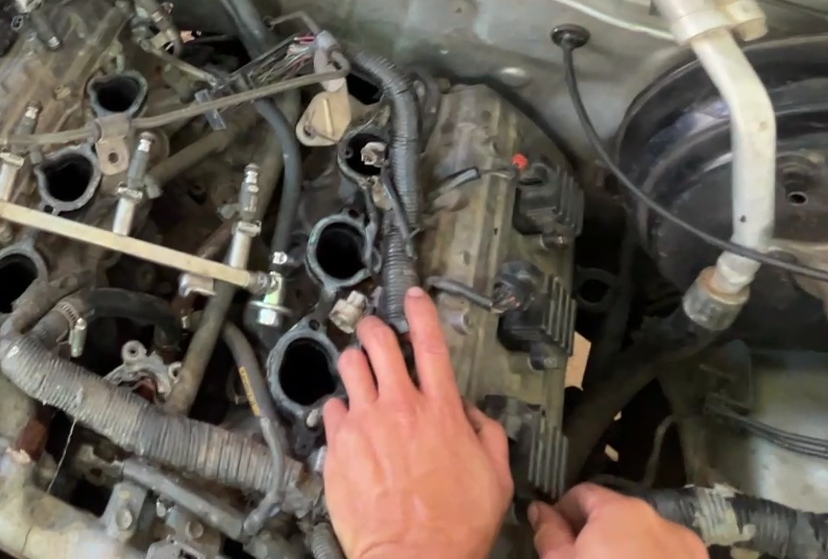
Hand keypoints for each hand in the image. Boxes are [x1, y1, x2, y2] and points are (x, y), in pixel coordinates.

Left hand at [322, 287, 512, 558]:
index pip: (431, 344)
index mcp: (441, 411)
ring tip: (359, 377)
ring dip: (355, 365)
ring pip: (349, 363)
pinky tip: (349, 425)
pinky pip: (331, 406)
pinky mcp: (339, 439)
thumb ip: (488, 436)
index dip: (421, 311)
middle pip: (379, 340)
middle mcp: (401, 405)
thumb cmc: (455, 526)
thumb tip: (472, 412)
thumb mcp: (495, 480)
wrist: (414, 557)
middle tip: (375, 335)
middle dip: (374, 328)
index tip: (413, 295)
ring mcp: (366, 419)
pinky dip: (340, 410)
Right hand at [529, 484, 706, 558]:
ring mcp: (693, 553)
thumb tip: (541, 511)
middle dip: (598, 536)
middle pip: (618, 518)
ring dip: (629, 554)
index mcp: (622, 511)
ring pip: (647, 542)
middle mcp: (663, 522)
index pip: (582, 494)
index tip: (555, 538)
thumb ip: (549, 532)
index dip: (563, 513)